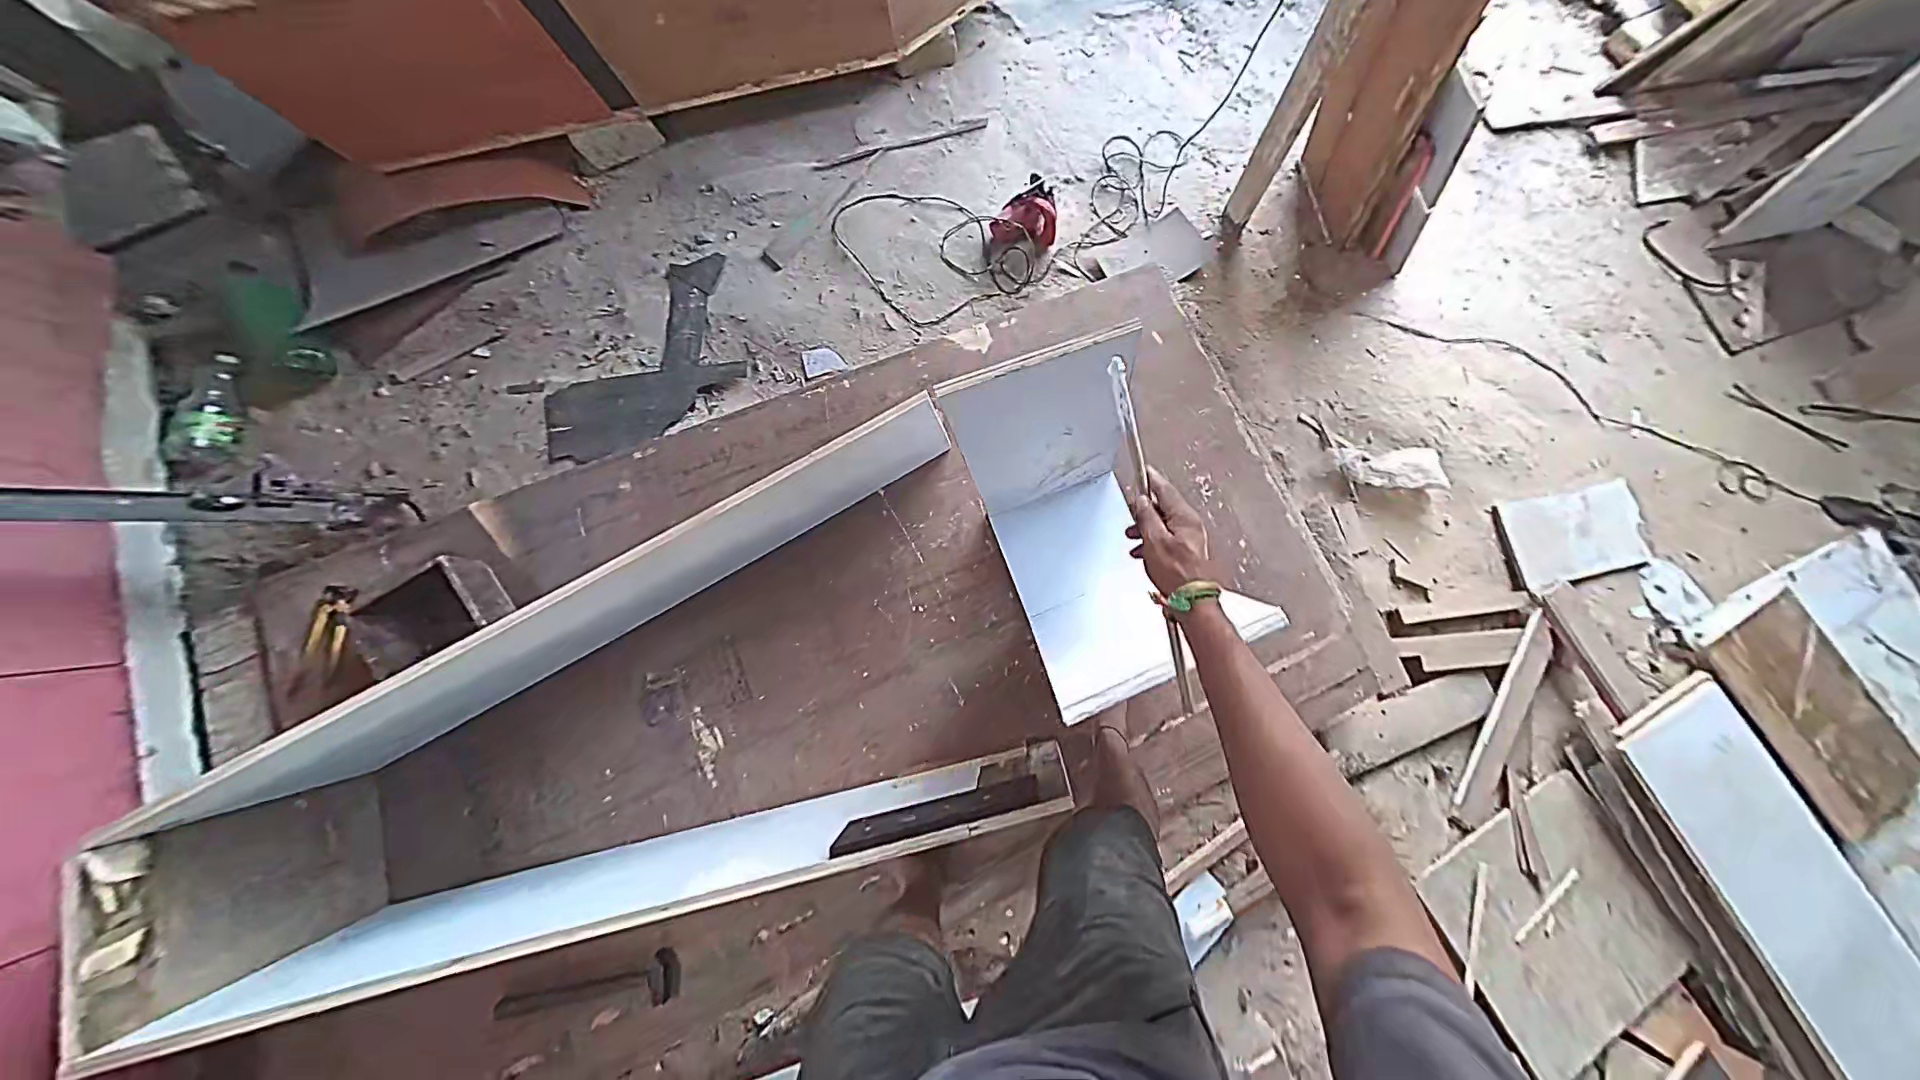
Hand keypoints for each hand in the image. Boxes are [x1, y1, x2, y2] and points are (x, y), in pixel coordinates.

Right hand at [1125, 466, 1215, 596]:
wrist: (1191, 599)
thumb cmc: (1178, 573)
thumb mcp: (1154, 540)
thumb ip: (1146, 517)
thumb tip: (1142, 502)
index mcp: (1184, 517)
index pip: (1165, 490)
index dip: (1151, 480)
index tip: (1144, 471)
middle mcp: (1190, 525)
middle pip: (1163, 507)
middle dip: (1144, 510)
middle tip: (1132, 512)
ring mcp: (1189, 538)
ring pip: (1163, 524)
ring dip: (1145, 528)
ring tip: (1133, 535)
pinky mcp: (1186, 551)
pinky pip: (1165, 538)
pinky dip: (1151, 540)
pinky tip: (1142, 550)